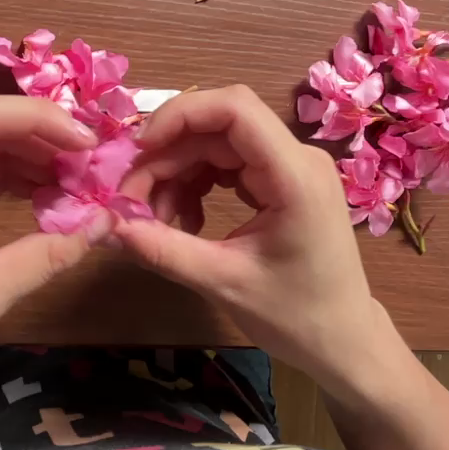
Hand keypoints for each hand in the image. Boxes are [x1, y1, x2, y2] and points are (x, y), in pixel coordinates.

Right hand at [114, 86, 406, 396]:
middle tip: (132, 201)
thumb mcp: (222, 282)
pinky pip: (227, 164)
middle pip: (217, 127)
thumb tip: (105, 227)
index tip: (139, 151)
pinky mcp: (280, 181)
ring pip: (217, 144)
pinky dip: (196, 184)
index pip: (234, 108)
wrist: (343, 341)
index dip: (179, 116)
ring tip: (157, 221)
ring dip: (178, 173)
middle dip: (167, 156)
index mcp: (295, 175)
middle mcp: (296, 158)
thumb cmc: (295, 316)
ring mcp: (290, 167)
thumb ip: (162, 249)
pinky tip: (184, 222)